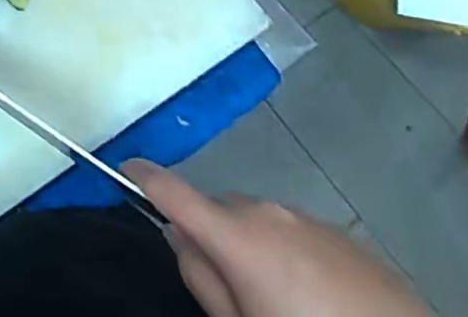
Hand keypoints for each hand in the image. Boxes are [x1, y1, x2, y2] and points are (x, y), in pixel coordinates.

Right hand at [125, 159, 429, 316]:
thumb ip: (202, 280)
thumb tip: (182, 239)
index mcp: (235, 235)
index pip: (169, 189)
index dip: (139, 176)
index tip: (123, 170)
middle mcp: (266, 212)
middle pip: (217, 207)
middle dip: (212, 232)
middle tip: (227, 280)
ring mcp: (309, 220)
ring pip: (257, 219)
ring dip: (252, 241)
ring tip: (279, 295)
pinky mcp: (345, 237)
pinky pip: (296, 231)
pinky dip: (289, 250)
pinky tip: (316, 296)